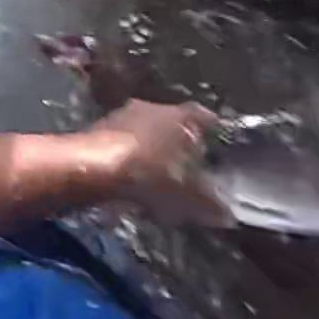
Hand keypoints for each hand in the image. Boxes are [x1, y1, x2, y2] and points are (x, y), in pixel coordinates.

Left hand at [89, 100, 226, 224]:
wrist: (91, 165)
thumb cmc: (152, 175)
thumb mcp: (195, 198)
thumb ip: (216, 204)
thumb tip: (227, 212)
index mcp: (178, 115)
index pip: (205, 117)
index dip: (217, 132)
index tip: (227, 148)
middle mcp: (149, 107)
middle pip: (175, 123)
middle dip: (186, 144)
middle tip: (201, 168)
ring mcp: (121, 114)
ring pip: (150, 130)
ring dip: (159, 149)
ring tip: (172, 176)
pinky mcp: (101, 127)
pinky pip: (129, 140)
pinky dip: (138, 155)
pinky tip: (142, 175)